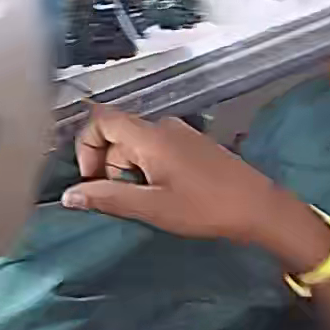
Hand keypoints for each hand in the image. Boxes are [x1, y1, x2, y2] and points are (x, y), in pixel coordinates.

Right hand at [62, 104, 329, 269]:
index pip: (100, 120)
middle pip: (116, 136)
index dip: (85, 146)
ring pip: (134, 145)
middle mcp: (163, 127)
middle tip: (119, 199)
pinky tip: (162, 194)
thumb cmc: (205, 207)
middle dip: (107, 166)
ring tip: (145, 200)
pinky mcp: (191, 145)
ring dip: (127, 171)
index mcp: (150, 136)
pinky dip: (146, 169)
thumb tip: (69, 195)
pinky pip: (154, 150)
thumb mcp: (151, 206)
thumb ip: (107, 197)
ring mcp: (179, 134)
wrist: (260, 209)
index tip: (90, 179)